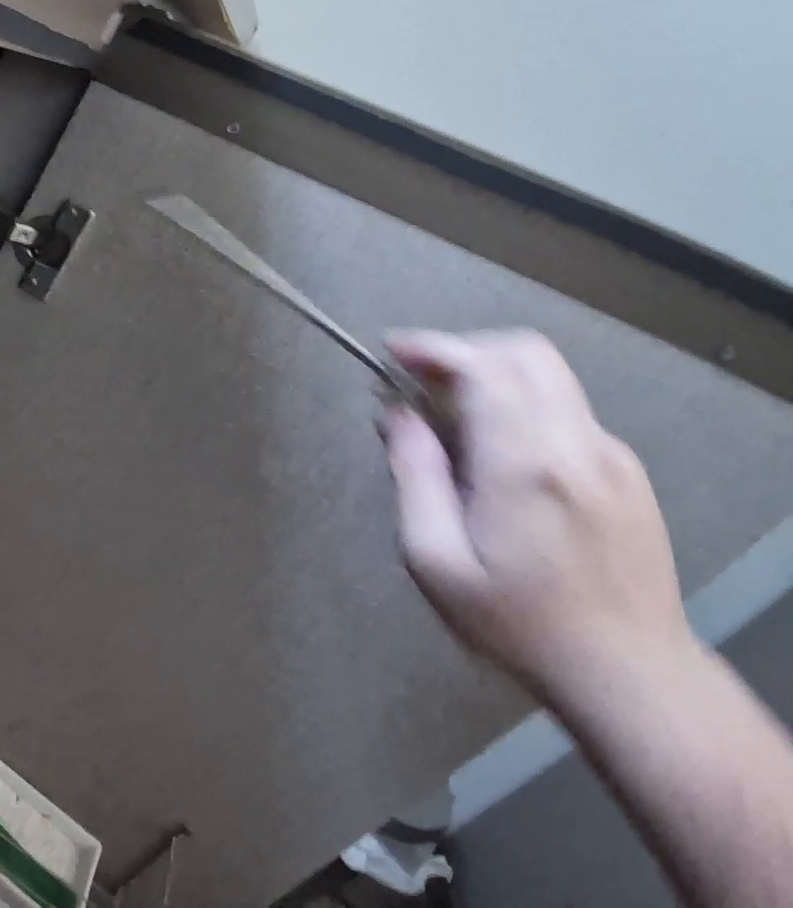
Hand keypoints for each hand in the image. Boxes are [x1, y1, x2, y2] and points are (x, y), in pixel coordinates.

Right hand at [379, 329, 694, 699]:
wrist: (627, 670)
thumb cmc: (513, 620)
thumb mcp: (434, 557)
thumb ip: (414, 476)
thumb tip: (399, 417)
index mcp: (526, 465)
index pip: (486, 369)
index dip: (434, 348)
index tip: (392, 352)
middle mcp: (578, 447)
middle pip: (528, 356)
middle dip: (465, 353)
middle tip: (417, 380)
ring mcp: (613, 460)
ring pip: (551, 382)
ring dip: (492, 380)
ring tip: (445, 421)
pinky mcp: (627, 477)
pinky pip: (567, 415)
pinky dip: (520, 409)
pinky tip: (490, 454)